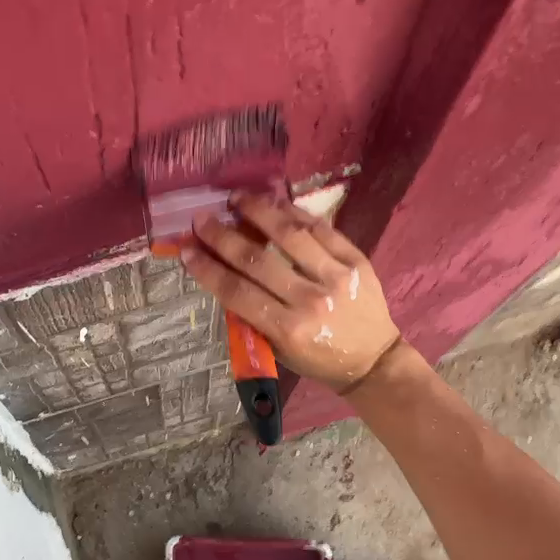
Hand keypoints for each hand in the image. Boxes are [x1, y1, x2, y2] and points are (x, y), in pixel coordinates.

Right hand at [180, 193, 400, 391]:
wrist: (373, 360)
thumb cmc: (317, 358)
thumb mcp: (277, 349)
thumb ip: (251, 315)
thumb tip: (222, 274)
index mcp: (287, 329)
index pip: (237, 292)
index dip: (207, 269)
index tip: (186, 250)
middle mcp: (309, 300)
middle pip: (256, 260)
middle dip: (222, 236)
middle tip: (201, 219)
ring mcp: (335, 277)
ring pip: (289, 235)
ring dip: (258, 212)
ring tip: (236, 198)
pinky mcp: (355, 260)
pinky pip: (320, 229)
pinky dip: (293, 213)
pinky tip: (273, 203)